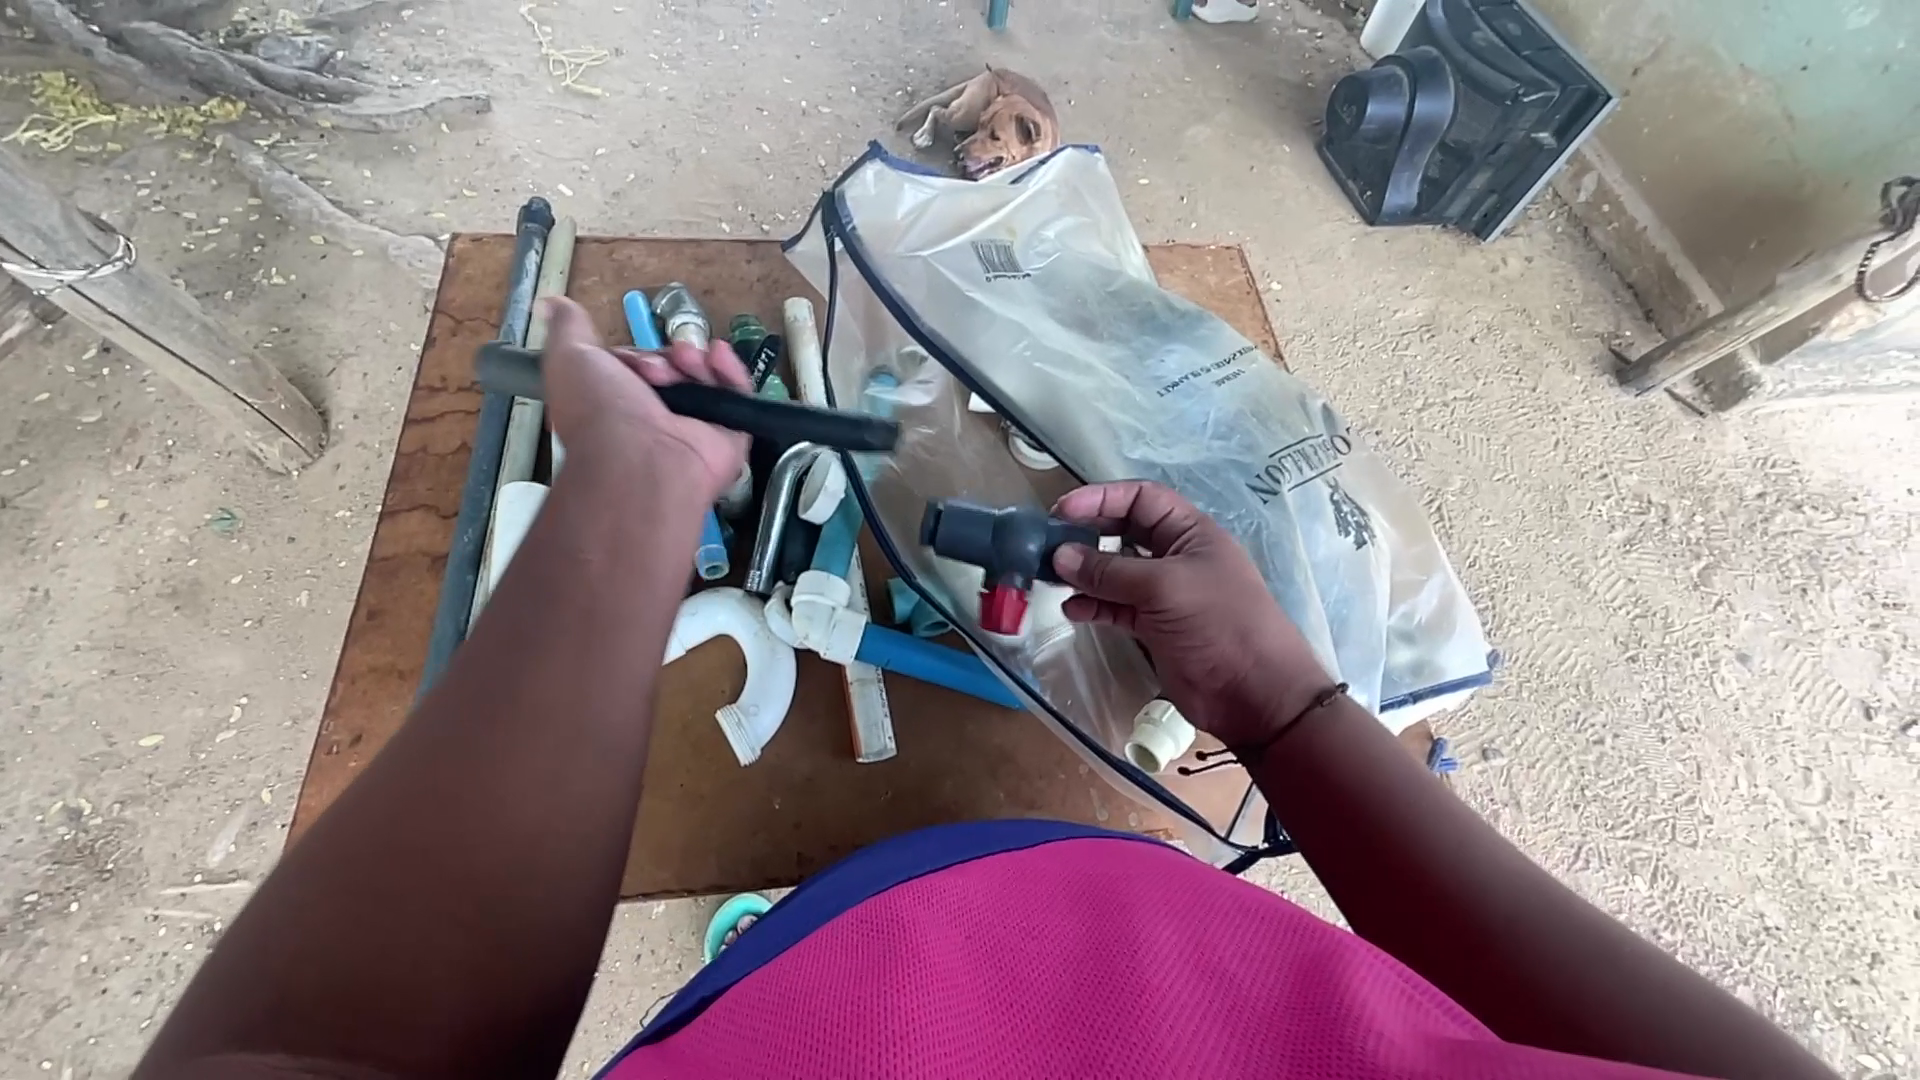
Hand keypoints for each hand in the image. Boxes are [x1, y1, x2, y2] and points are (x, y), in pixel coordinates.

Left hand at [539, 297, 748, 502]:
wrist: (642, 459)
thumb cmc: (601, 412)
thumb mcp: (570, 358)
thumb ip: (569, 329)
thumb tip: (553, 303)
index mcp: (622, 407)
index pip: (641, 367)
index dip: (637, 356)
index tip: (632, 360)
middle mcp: (660, 418)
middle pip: (677, 368)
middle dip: (668, 356)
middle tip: (658, 370)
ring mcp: (698, 426)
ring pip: (706, 377)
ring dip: (695, 359)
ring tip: (686, 362)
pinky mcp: (732, 433)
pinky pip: (738, 393)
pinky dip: (730, 370)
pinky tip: (718, 355)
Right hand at [1050, 480, 1337, 748]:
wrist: (1254, 695)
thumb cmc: (1218, 624)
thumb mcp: (1164, 587)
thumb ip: (1109, 571)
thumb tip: (1059, 556)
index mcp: (1190, 533)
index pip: (1141, 499)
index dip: (1102, 498)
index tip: (1062, 510)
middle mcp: (1175, 557)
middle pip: (1124, 532)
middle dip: (1088, 534)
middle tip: (1050, 542)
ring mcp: (1163, 594)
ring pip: (1115, 572)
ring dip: (1084, 573)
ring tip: (1051, 576)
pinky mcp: (1153, 627)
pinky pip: (1115, 607)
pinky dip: (1092, 606)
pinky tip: (1072, 609)